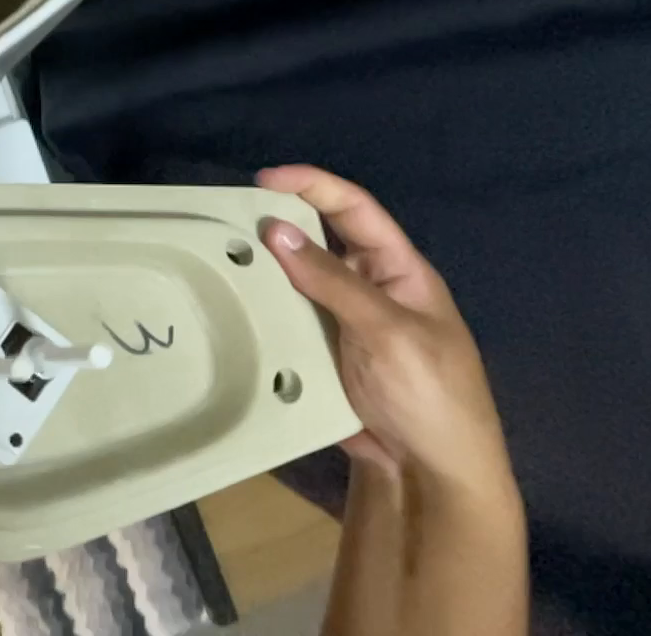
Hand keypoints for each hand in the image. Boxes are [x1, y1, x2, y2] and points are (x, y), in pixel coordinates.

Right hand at [257, 166, 512, 493]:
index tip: (264, 179)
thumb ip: (333, 281)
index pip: (355, 210)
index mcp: (398, 271)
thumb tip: (275, 230)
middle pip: (316, 237)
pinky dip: (256, 300)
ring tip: (218, 254)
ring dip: (261, 263)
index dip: (314, 186)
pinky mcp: (314, 344)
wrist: (426, 471)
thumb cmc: (431, 395)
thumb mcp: (389, 332)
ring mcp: (337, 316)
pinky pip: (279, 310)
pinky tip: (230, 298)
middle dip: (277, 220)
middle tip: (228, 218)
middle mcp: (364, 285)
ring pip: (291, 274)